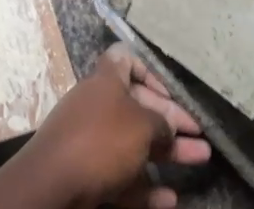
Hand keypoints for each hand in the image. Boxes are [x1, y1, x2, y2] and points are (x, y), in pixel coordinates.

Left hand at [17, 42, 211, 207]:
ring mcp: (92, 142)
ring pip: (136, 146)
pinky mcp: (89, 176)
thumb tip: (168, 125)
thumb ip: (161, 122)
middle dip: (172, 122)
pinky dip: (146, 188)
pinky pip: (123, 178)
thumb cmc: (101, 140)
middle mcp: (98, 107)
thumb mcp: (141, 124)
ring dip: (168, 155)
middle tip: (202, 138)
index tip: (170, 94)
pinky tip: (170, 199)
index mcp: (105, 82)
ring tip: (201, 160)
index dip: (149, 73)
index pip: (124, 60)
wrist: (52, 184)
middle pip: (139, 108)